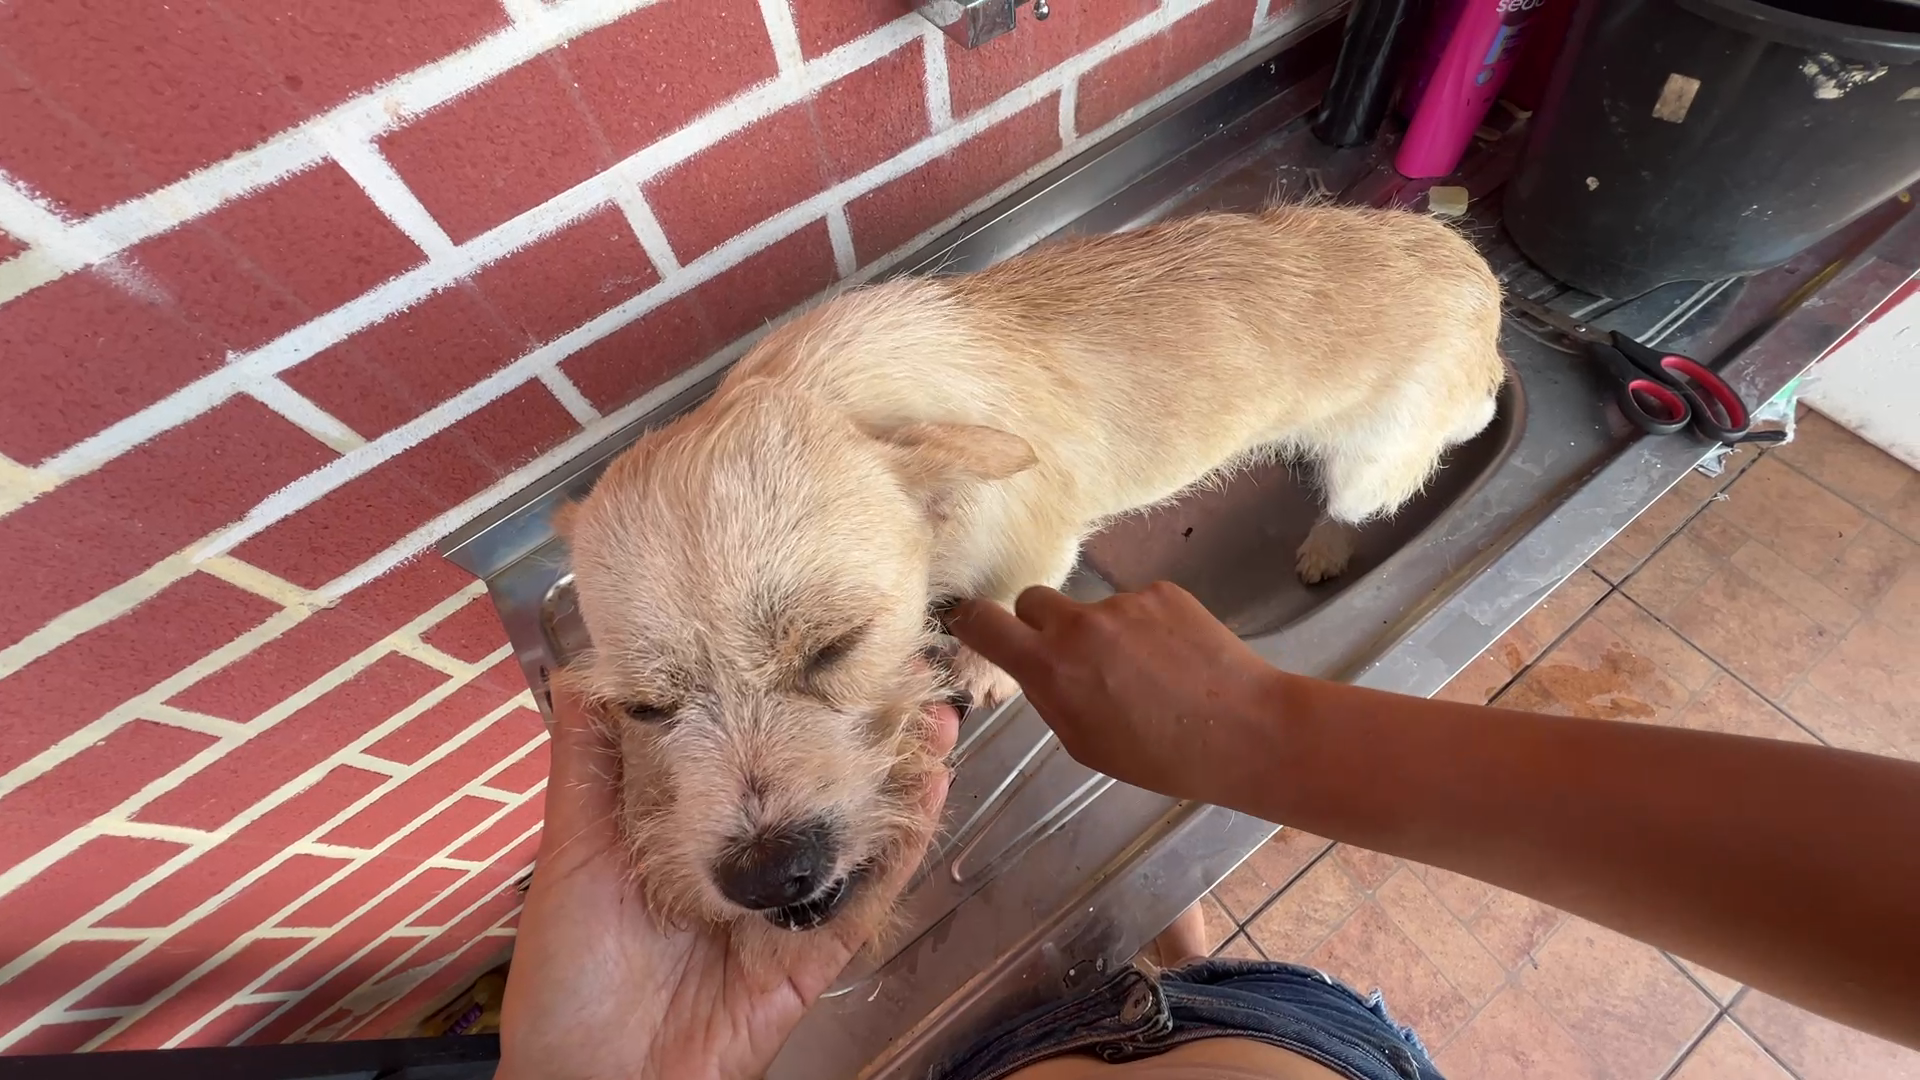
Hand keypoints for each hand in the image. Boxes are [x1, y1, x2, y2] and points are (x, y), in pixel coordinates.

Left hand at [497, 689, 958, 1079]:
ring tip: (941, 712)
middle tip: (909, 666)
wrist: (594, 1079)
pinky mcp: (821, 942)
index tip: (830, 637)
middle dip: (870, 721)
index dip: (802, 690)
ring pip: (863, 821)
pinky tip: (936, 785)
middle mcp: (763, 848)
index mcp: (710, 819)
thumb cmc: (576, 962)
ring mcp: (798, 894)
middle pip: (827, 774)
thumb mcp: (577, 847)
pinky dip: (909, 840)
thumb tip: (576, 668)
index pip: (766, 741)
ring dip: (906, 766)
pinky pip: (873, 889)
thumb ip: (590, 764)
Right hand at [949, 582, 1281, 801]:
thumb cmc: (1159, 756)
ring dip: (1103, 632)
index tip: (967, 620)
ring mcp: (1121, 601)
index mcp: (1049, 666)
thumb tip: (1036, 666)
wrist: (1246, 730)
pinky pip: (1135, 604)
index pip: (983, 622)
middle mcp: (1077, 623)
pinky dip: (1144, 626)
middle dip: (1041, 623)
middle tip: (1072, 655)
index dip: (968, 619)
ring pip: (1090, 608)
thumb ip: (1048, 694)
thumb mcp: (1083, 743)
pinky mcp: (1161, 590)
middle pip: (1031, 600)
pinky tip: (1173, 656)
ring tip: (1146, 670)